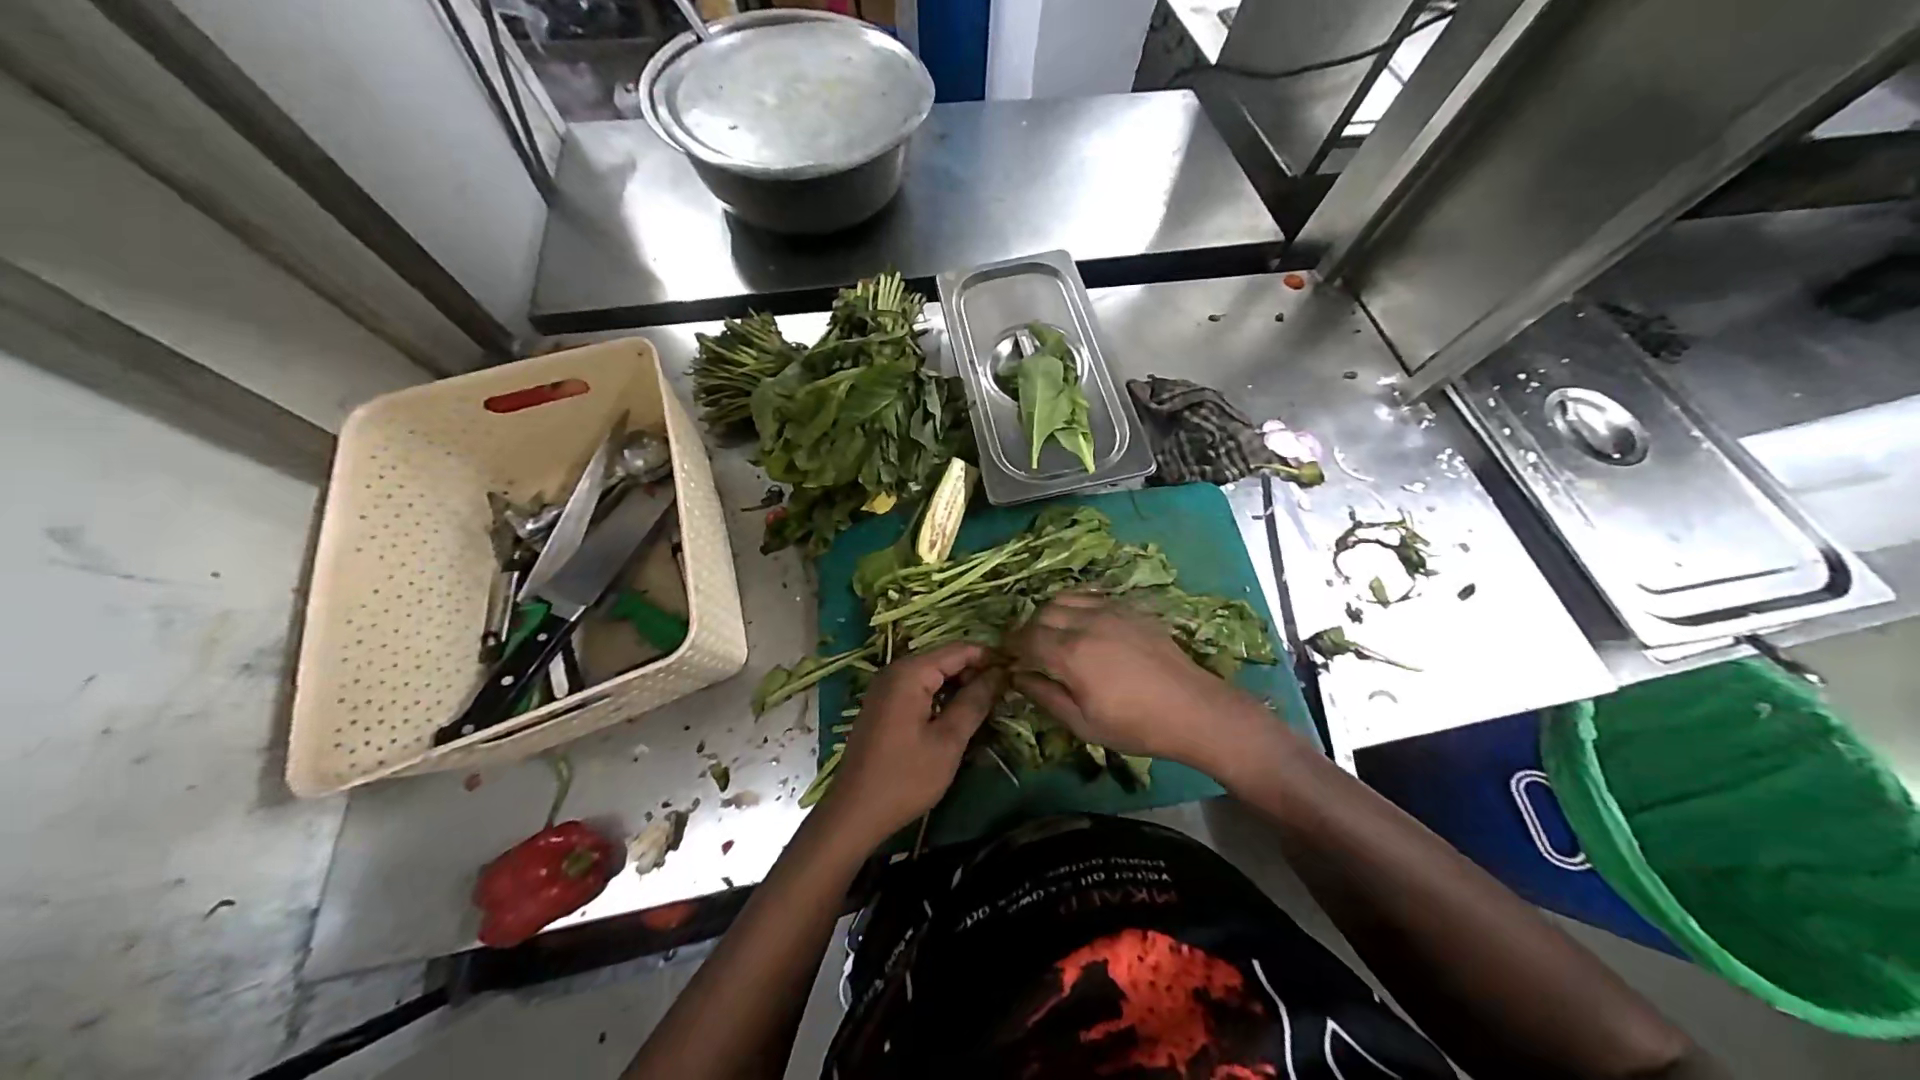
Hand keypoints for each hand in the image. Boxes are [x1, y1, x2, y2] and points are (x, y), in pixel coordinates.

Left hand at [818, 643, 1005, 847]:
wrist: (854, 812)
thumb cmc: (905, 778)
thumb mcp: (948, 741)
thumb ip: (974, 702)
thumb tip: (999, 674)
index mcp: (910, 673)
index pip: (958, 649)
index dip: (989, 657)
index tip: (1017, 671)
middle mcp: (895, 672)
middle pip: (944, 659)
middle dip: (975, 672)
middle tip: (1007, 692)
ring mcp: (886, 689)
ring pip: (932, 675)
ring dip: (960, 686)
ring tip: (990, 704)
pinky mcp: (884, 706)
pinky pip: (919, 690)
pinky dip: (941, 697)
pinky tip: (960, 715)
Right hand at [1004, 594, 1280, 775]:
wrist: (1193, 709)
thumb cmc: (1135, 725)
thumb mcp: (1083, 724)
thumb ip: (1045, 696)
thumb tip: (1018, 677)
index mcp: (1070, 654)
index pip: (1026, 638)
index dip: (1012, 647)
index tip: (1008, 659)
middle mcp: (1086, 623)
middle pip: (1041, 614)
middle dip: (1028, 630)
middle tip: (1029, 651)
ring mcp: (1110, 611)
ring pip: (1064, 598)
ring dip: (1049, 614)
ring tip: (1052, 634)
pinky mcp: (1130, 609)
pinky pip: (1091, 595)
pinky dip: (1075, 605)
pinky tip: (1080, 623)